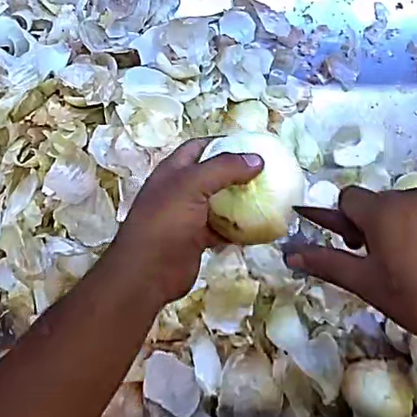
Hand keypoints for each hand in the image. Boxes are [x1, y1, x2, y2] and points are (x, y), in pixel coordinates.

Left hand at [98, 139, 262, 310]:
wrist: (146, 273)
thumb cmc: (165, 221)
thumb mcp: (192, 185)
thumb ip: (223, 169)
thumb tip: (257, 159)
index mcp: (173, 170)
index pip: (199, 147)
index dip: (222, 143)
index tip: (251, 146)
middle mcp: (180, 190)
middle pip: (212, 175)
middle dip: (236, 172)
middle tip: (266, 173)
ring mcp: (188, 216)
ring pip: (219, 203)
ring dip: (240, 201)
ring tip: (269, 197)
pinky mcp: (197, 239)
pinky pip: (223, 229)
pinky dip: (239, 228)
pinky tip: (260, 227)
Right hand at [291, 187, 416, 358]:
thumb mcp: (369, 286)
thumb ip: (328, 263)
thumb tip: (289, 253)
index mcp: (381, 212)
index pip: (349, 198)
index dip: (347, 222)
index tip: (358, 249)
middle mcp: (411, 196)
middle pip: (381, 203)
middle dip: (377, 225)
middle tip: (388, 264)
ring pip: (412, 207)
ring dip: (407, 227)